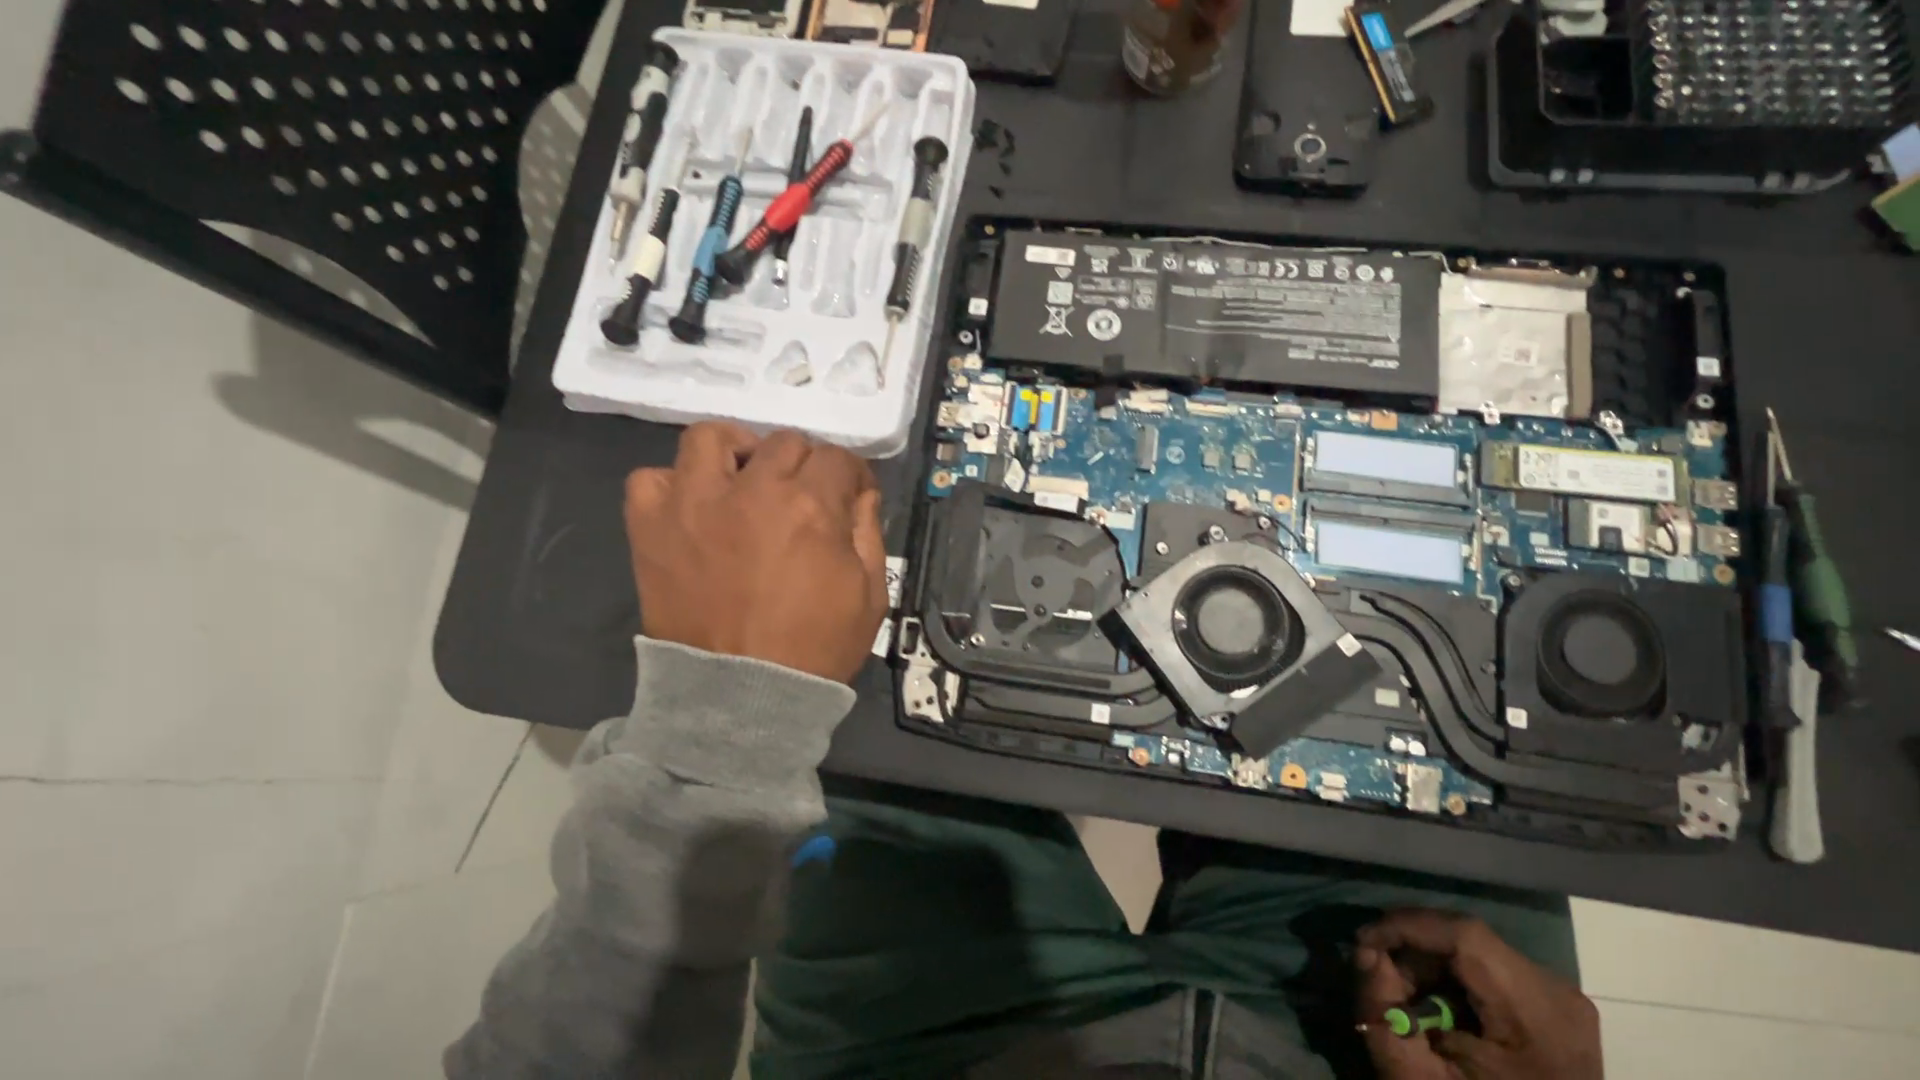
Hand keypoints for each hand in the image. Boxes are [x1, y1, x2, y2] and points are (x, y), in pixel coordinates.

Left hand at [625, 423, 887, 683]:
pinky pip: (650, 479)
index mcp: (811, 507)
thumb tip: (859, 495)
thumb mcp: (871, 595)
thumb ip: (868, 532)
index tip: (851, 496)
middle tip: (802, 498)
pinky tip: (691, 508)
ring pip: (711, 438)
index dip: (851, 476)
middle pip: (783, 443)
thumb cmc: (814, 650)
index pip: (837, 459)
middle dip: (804, 465)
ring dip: (735, 452)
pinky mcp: (651, 527)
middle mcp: (751, 491)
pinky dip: (672, 486)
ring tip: (741, 480)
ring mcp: (694, 505)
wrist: (740, 698)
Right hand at [1356, 910, 1601, 1079]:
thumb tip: (1365, 953)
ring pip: (1477, 952)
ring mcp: (1562, 997)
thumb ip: (1384, 1012)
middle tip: (1383, 987)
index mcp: (1534, 1012)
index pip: (1464, 934)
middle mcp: (1555, 990)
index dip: (1406, 927)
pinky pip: (1492, 972)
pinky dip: (1454, 982)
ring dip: (1431, 968)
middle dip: (1414, 953)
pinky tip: (1443, 1015)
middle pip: (1468, 940)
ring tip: (1411, 1008)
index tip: (1363, 944)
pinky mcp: (1557, 1006)